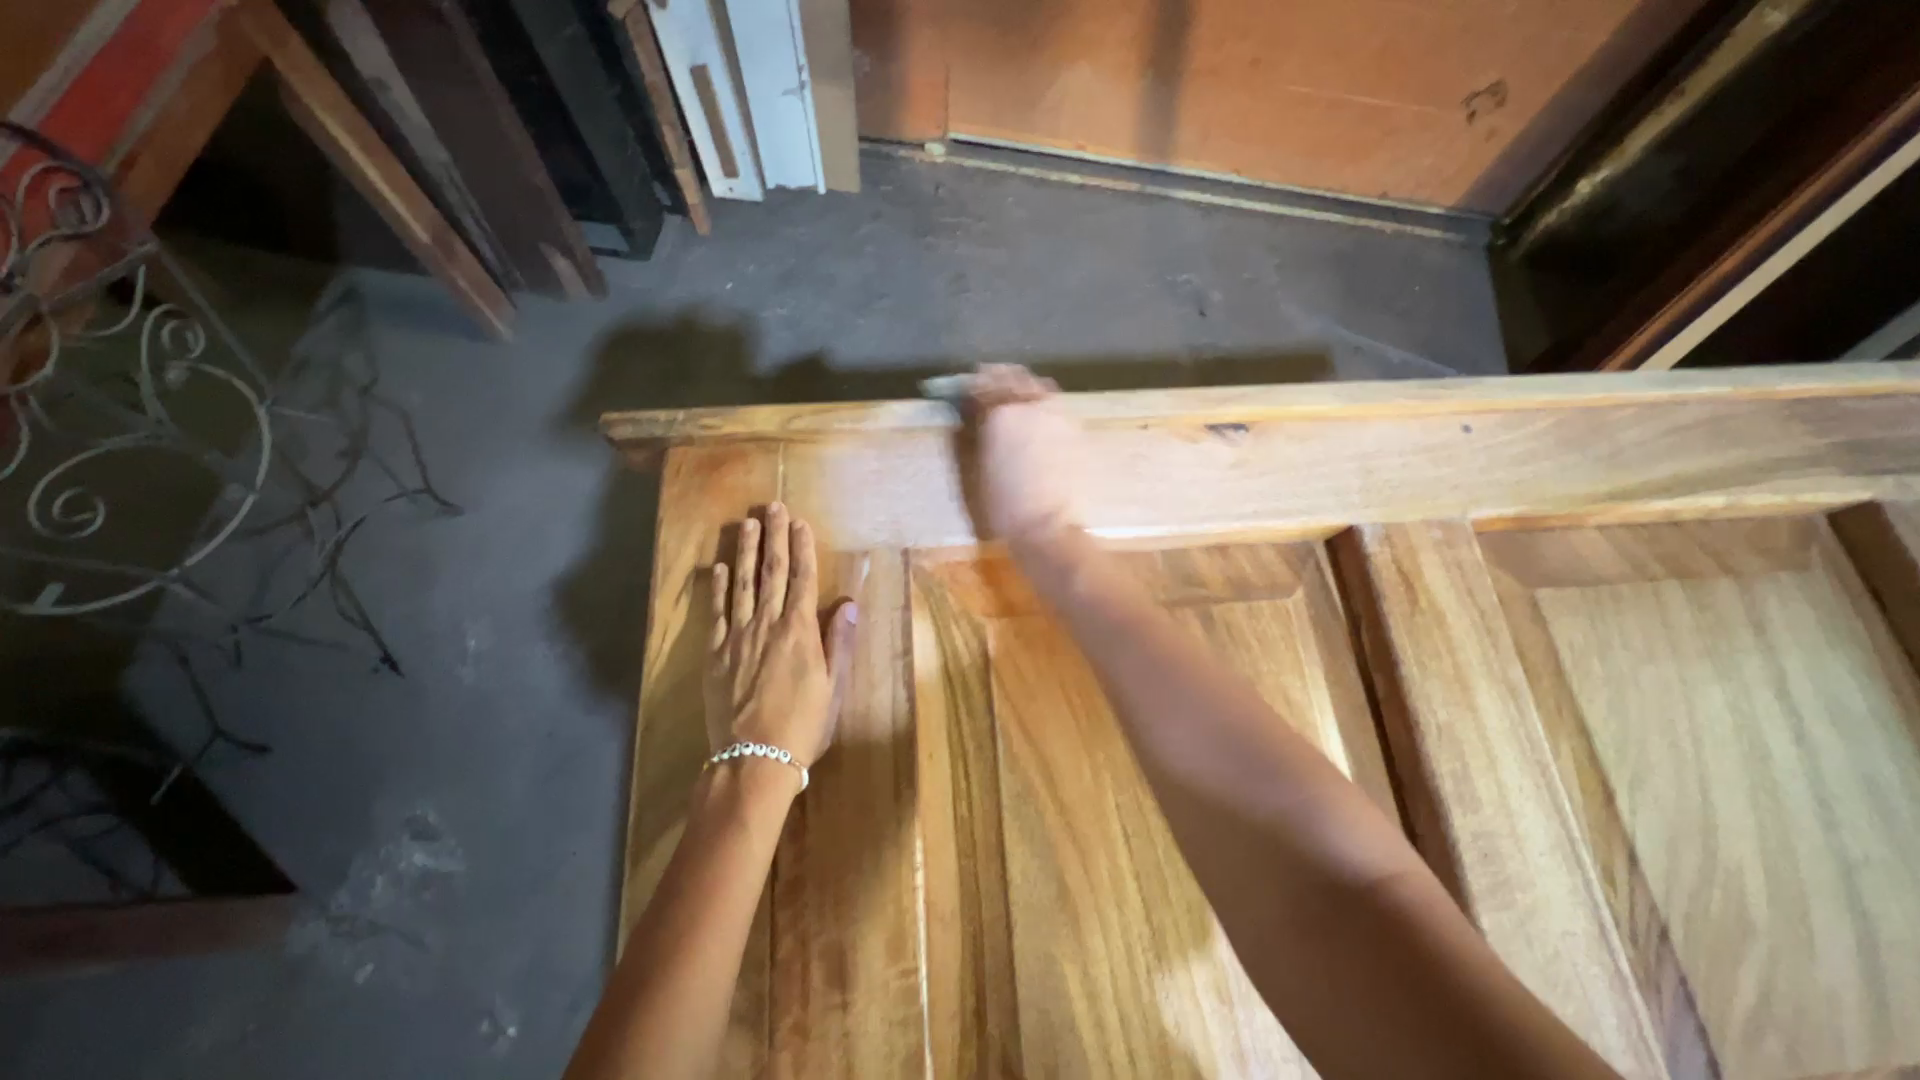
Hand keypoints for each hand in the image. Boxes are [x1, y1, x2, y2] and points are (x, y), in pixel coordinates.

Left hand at [705, 503, 856, 770]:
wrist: (754, 757)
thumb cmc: (803, 726)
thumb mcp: (832, 687)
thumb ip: (837, 642)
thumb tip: (847, 603)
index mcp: (800, 631)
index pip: (801, 579)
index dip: (801, 549)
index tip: (800, 523)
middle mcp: (767, 625)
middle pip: (771, 572)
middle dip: (773, 537)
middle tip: (772, 506)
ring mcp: (737, 637)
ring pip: (742, 584)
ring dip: (745, 551)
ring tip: (746, 524)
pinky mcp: (715, 653)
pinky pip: (716, 612)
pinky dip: (717, 588)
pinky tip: (718, 567)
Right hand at [965, 364, 1084, 545]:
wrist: (1048, 527)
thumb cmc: (1003, 505)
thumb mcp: (974, 469)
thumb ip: (972, 430)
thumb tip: (969, 409)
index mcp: (1001, 412)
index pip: (982, 384)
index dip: (971, 384)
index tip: (966, 389)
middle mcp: (1032, 404)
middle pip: (1014, 377)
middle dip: (999, 380)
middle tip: (989, 389)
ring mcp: (1059, 415)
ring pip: (1039, 388)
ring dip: (1025, 390)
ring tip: (1017, 404)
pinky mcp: (1077, 430)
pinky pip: (1056, 408)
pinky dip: (1044, 408)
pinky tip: (1039, 424)